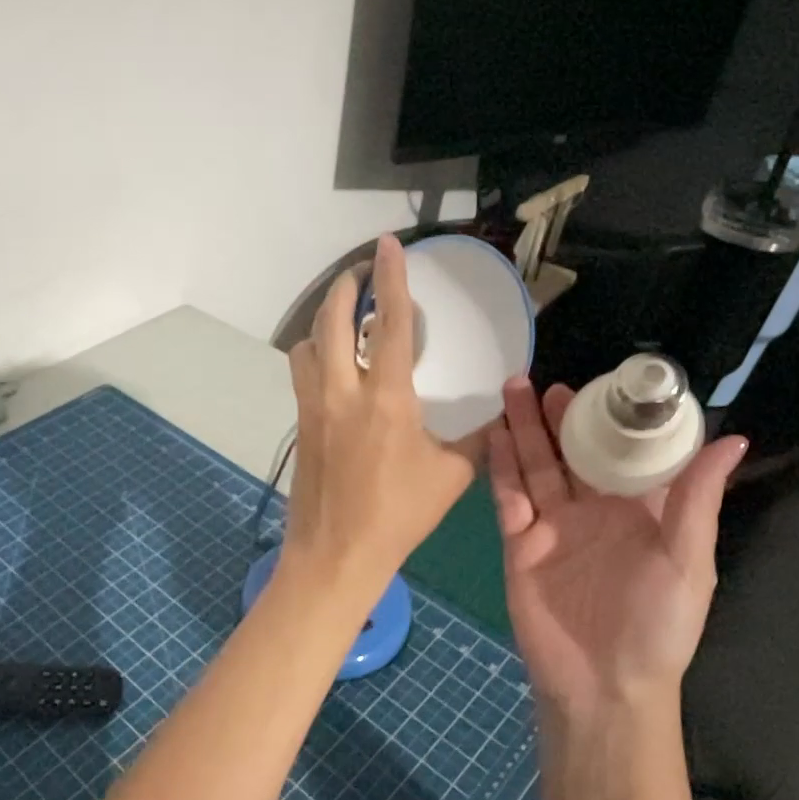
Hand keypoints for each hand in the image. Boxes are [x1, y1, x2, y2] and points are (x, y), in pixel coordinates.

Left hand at [283, 235, 479, 592]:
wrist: (336, 555)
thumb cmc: (398, 517)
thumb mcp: (452, 477)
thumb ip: (476, 439)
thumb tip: (498, 414)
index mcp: (386, 399)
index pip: (391, 323)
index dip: (392, 278)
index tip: (389, 245)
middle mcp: (341, 393)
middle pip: (332, 320)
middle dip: (346, 287)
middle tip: (362, 272)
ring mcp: (313, 408)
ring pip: (307, 345)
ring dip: (324, 321)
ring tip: (345, 317)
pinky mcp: (300, 426)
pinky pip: (302, 374)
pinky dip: (315, 353)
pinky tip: (333, 365)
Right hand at [490, 377, 746, 718]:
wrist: (603, 684)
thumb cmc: (657, 627)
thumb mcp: (688, 563)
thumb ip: (697, 501)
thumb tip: (732, 439)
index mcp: (641, 511)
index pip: (627, 453)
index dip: (616, 418)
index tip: (607, 384)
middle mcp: (595, 511)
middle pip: (573, 453)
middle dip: (559, 417)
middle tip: (544, 381)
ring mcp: (554, 527)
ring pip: (537, 468)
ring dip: (525, 431)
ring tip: (512, 390)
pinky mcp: (520, 545)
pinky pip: (510, 499)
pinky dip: (502, 468)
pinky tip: (495, 437)